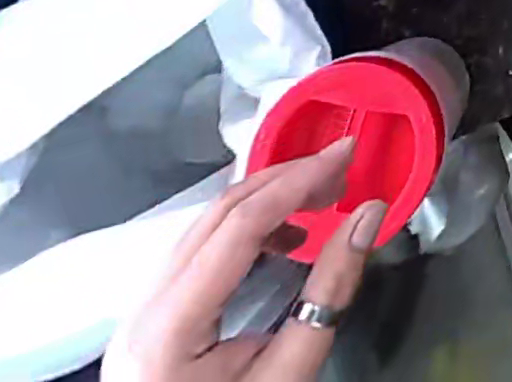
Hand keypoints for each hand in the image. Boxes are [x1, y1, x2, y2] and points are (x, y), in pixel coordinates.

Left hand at [112, 136, 385, 381]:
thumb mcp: (290, 374)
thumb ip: (330, 290)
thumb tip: (370, 212)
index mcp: (169, 329)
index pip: (242, 223)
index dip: (299, 178)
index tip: (348, 151)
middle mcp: (144, 309)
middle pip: (221, 212)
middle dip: (289, 178)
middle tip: (343, 169)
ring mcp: (142, 311)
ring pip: (210, 222)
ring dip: (272, 197)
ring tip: (323, 196)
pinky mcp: (154, 315)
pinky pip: (205, 245)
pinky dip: (252, 224)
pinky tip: (289, 237)